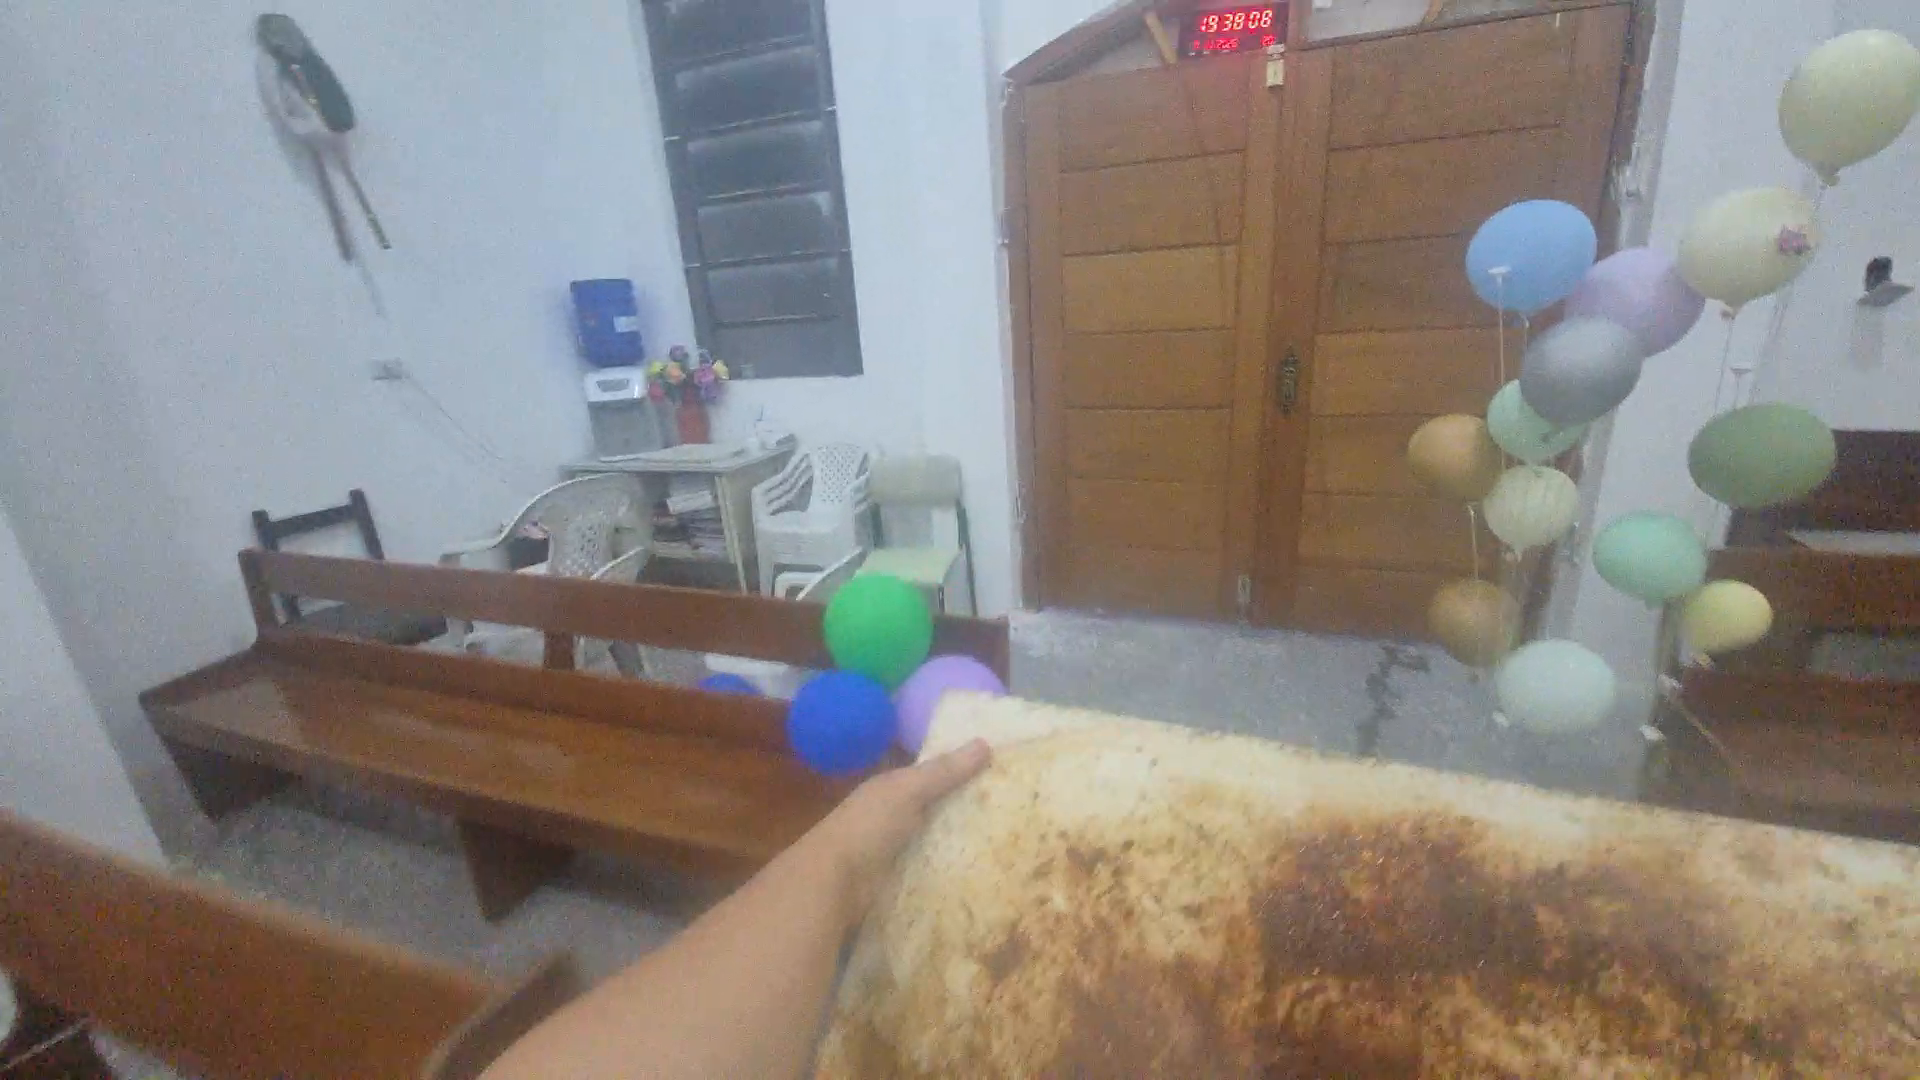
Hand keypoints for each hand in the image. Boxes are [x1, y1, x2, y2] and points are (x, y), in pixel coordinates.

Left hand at [800, 739, 992, 929]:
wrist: (832, 882)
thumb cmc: (868, 825)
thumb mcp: (907, 790)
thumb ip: (943, 771)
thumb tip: (986, 743)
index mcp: (892, 786)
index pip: (931, 771)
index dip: (960, 767)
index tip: (998, 768)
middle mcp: (893, 813)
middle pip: (936, 805)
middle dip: (966, 806)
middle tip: (1011, 807)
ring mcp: (894, 848)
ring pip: (936, 838)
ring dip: (960, 841)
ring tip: (1004, 841)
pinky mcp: (899, 879)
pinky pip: (931, 868)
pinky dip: (950, 869)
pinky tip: (978, 871)